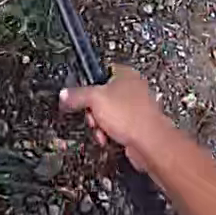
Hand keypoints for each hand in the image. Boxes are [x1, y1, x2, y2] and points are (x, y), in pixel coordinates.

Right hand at [59, 64, 174, 168]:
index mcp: (125, 73)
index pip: (101, 71)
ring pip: (108, 114)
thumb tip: (65, 94)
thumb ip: (77, 95)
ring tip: (102, 130)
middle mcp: (132, 88)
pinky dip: (110, 134)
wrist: (150, 144)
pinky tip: (109, 138)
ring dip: (100, 124)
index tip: (81, 93)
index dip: (89, 83)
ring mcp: (136, 108)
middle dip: (93, 110)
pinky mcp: (136, 126)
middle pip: (102, 96)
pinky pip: (116, 128)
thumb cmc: (131, 116)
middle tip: (93, 115)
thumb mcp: (95, 99)